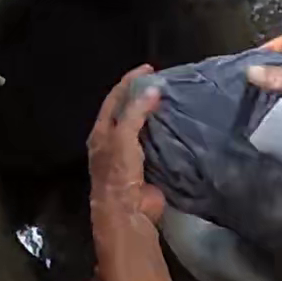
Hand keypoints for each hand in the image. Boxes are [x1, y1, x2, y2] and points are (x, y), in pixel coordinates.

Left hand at [88, 65, 165, 225]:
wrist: (128, 212)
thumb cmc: (119, 171)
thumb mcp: (123, 137)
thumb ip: (136, 112)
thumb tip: (153, 90)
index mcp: (101, 132)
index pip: (114, 99)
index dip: (129, 81)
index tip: (149, 68)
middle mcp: (113, 141)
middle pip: (128, 112)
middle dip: (143, 96)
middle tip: (164, 83)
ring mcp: (131, 155)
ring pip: (144, 128)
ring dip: (156, 115)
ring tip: (174, 99)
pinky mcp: (148, 167)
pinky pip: (158, 144)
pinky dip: (167, 133)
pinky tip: (180, 124)